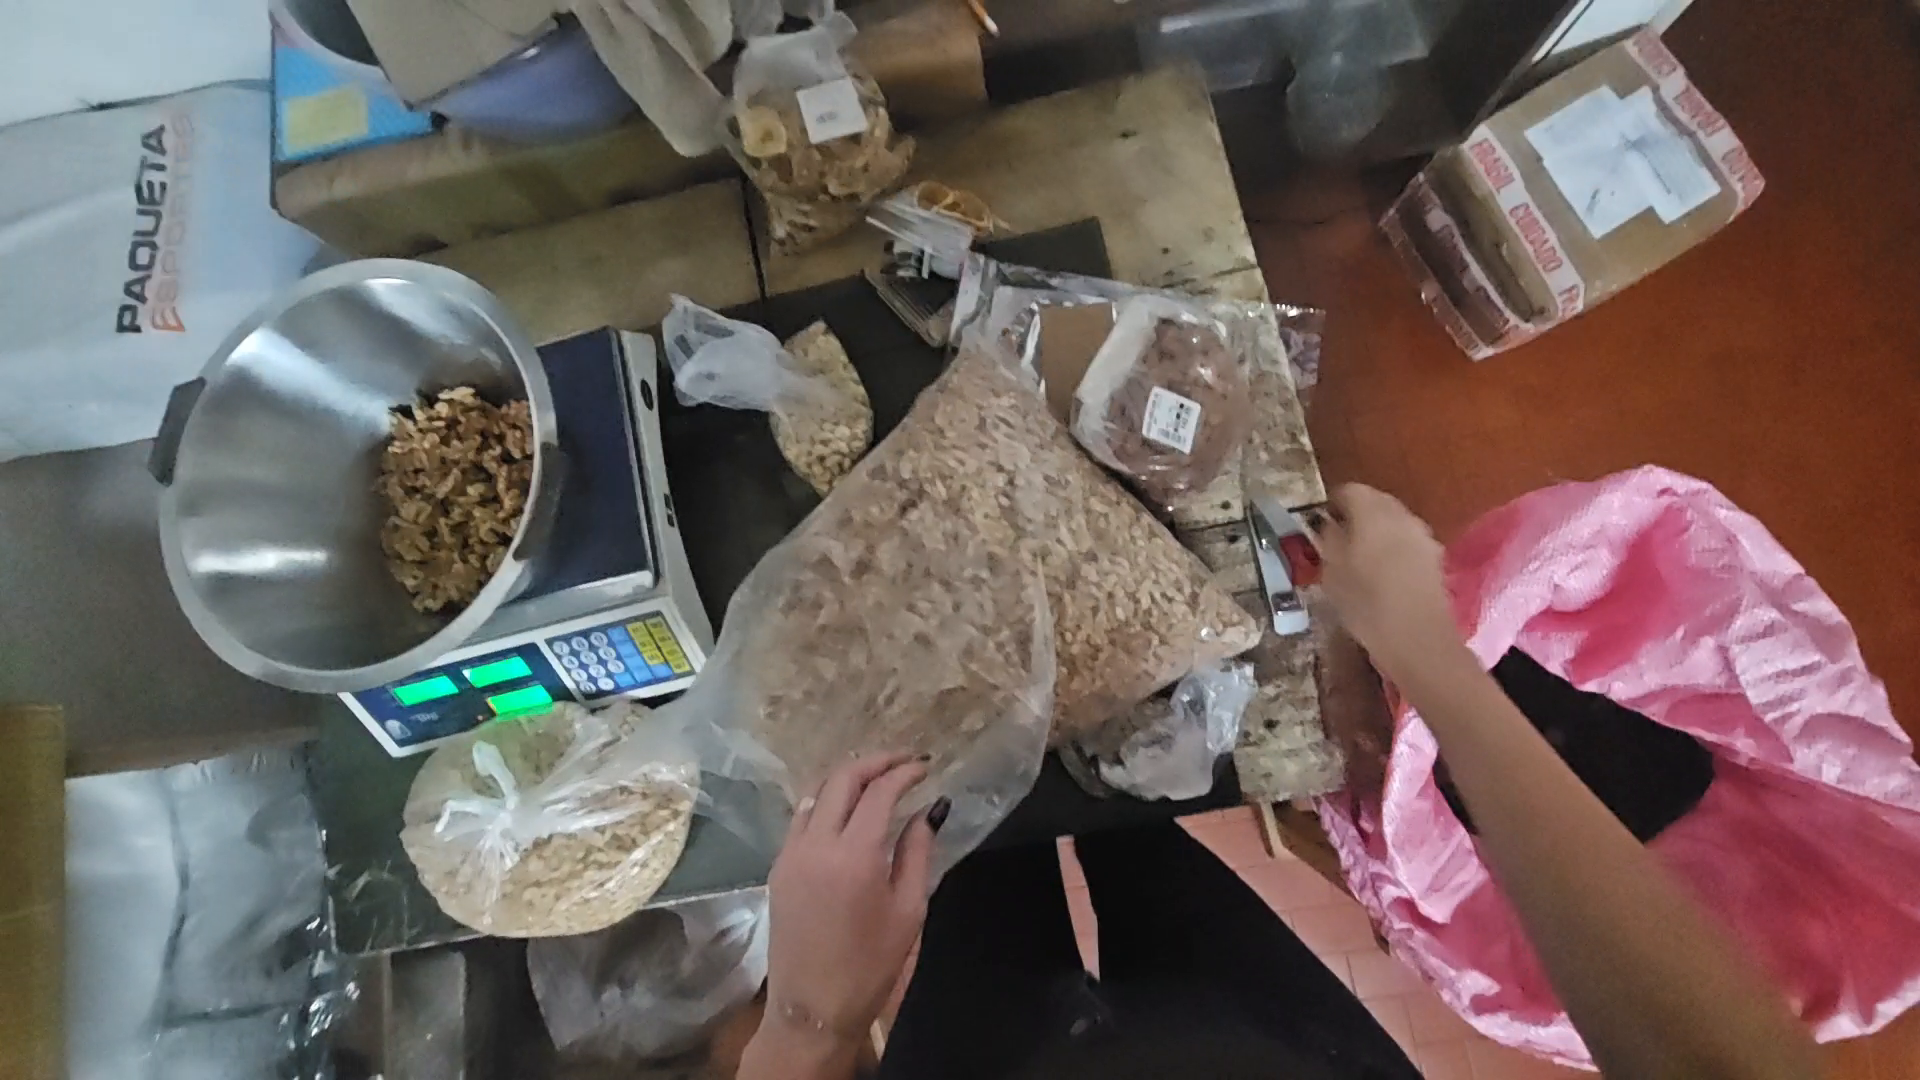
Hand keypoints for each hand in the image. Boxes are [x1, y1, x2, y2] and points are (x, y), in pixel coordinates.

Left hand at [765, 753, 938, 1040]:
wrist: (811, 1011)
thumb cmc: (871, 965)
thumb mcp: (909, 910)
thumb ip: (918, 851)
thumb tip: (930, 808)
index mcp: (854, 856)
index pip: (879, 791)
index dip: (904, 771)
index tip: (924, 767)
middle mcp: (816, 844)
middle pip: (842, 778)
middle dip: (875, 762)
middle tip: (903, 760)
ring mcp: (791, 853)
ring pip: (816, 791)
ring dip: (848, 777)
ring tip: (877, 778)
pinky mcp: (778, 866)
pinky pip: (802, 815)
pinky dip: (826, 799)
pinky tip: (846, 808)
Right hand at [1313, 484, 1463, 681]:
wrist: (1417, 639)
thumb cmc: (1364, 602)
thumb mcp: (1330, 570)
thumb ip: (1326, 538)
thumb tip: (1325, 523)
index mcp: (1372, 512)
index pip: (1348, 491)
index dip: (1329, 504)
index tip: (1316, 524)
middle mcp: (1402, 516)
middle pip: (1374, 501)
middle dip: (1353, 514)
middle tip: (1334, 539)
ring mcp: (1422, 536)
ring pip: (1392, 522)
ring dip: (1373, 531)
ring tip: (1355, 558)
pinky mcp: (1434, 557)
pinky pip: (1405, 541)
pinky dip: (1390, 547)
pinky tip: (1379, 572)